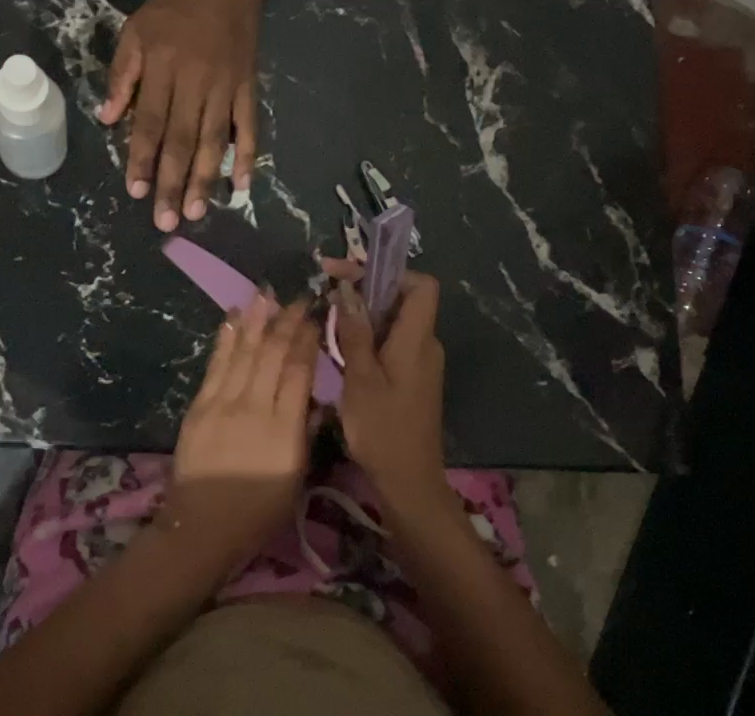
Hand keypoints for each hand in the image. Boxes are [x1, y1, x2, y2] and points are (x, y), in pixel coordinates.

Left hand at [99, 0, 269, 232]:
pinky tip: (240, 185)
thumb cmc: (175, 5)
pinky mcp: (248, 87)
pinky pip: (248, 126)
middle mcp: (194, 82)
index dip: (141, 158)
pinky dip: (246, 155)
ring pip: (213, 140)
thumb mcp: (136, 29)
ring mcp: (225, 87)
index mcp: (162, 68)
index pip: (149, 122)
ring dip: (204, 178)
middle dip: (171, 182)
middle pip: (181, 140)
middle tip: (165, 221)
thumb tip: (106, 119)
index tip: (136, 191)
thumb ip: (122, 74)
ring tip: (194, 211)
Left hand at [161, 293, 317, 572]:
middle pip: (272, 354)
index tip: (316, 319)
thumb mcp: (296, 478)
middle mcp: (254, 407)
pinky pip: (215, 365)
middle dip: (286, 322)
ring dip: (255, 321)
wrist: (202, 526)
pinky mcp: (200, 405)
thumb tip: (316, 399)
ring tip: (265, 294)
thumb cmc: (258, 510)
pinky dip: (225, 339)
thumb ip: (306, 434)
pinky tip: (233, 318)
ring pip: (243, 352)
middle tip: (297, 299)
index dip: (307, 341)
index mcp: (284, 428)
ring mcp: (223, 403)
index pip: (298, 372)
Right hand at [326, 259, 447, 500]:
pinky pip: (393, 343)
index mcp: (417, 339)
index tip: (351, 275)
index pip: (421, 285)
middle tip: (328, 293)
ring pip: (395, 323)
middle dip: (367, 291)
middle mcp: (426, 345)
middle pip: (404, 300)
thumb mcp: (360, 378)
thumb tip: (347, 290)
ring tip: (329, 319)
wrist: (409, 483)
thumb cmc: (383, 430)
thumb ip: (354, 331)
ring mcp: (421, 363)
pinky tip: (343, 350)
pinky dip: (369, 338)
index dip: (390, 272)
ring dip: (365, 316)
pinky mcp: (413, 380)